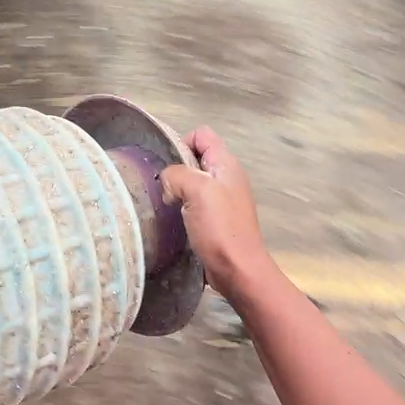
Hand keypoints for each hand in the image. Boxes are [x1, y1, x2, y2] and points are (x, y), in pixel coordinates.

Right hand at [160, 127, 277, 299]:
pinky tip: (175, 220)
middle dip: (176, 168)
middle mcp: (226, 177)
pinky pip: (194, 202)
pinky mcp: (217, 219)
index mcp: (226, 164)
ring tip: (167, 205)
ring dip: (177, 190)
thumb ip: (178, 174)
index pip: (201, 134)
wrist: (239, 270)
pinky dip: (182, 207)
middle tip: (165, 188)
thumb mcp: (198, 191)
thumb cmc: (220, 228)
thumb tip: (168, 181)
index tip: (171, 167)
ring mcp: (223, 199)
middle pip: (195, 157)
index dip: (182, 142)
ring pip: (193, 181)